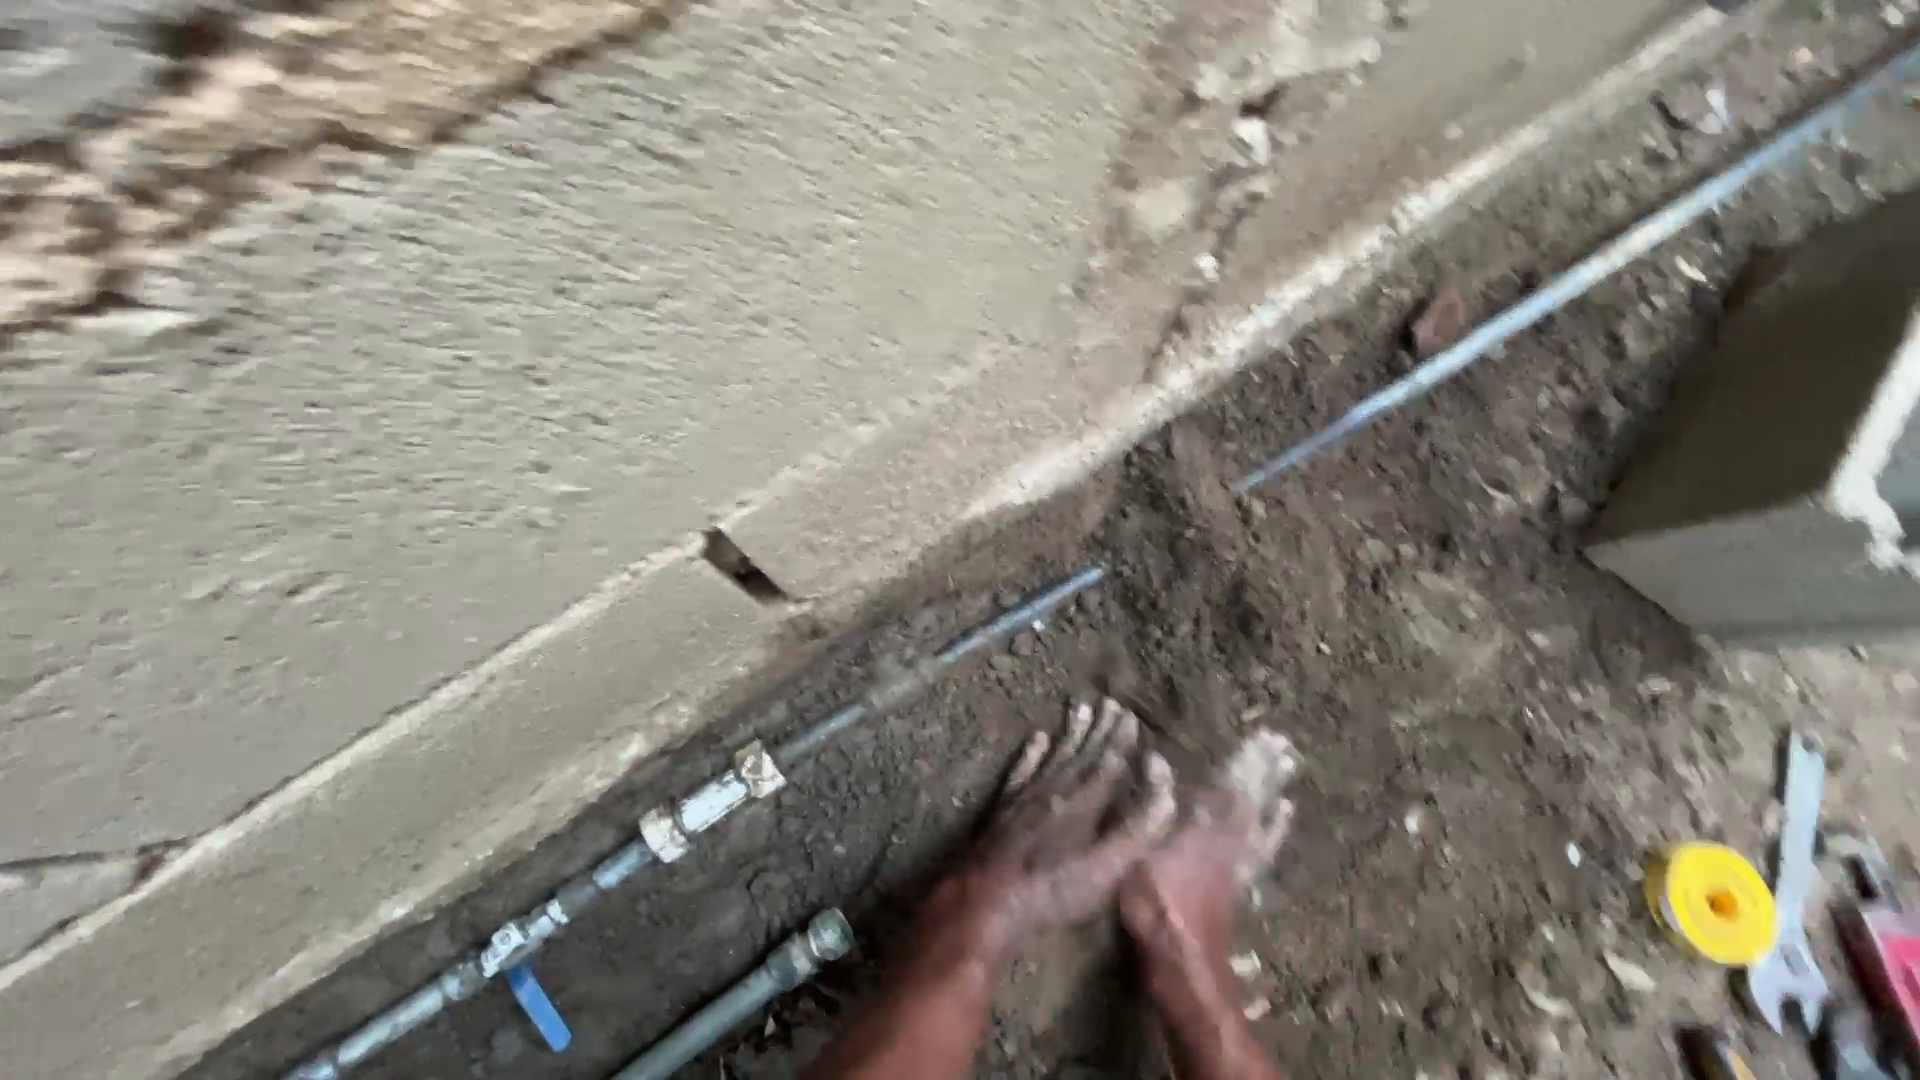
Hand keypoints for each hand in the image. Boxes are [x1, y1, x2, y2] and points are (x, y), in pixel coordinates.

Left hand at [933, 699, 1177, 960]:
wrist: (986, 898)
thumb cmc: (1052, 890)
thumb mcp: (1106, 868)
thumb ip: (1138, 830)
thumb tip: (1166, 790)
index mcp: (1085, 805)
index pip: (1108, 765)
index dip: (1121, 742)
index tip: (1130, 716)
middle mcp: (1057, 791)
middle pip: (1083, 754)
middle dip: (1100, 730)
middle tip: (1110, 703)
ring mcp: (1027, 797)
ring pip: (1054, 755)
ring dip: (1070, 733)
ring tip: (1079, 707)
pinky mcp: (1003, 807)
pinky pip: (1021, 769)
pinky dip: (1031, 752)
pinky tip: (1037, 737)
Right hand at [1119, 730, 1297, 1029]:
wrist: (1185, 969)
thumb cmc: (1155, 910)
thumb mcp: (1141, 854)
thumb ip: (1153, 806)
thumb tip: (1157, 759)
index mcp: (1203, 830)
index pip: (1230, 786)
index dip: (1244, 760)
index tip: (1261, 735)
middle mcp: (1228, 842)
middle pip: (1252, 798)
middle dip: (1264, 767)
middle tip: (1282, 740)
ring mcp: (1237, 864)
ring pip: (1262, 818)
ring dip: (1274, 789)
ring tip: (1288, 764)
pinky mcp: (1239, 883)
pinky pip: (1265, 848)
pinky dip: (1276, 827)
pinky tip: (1284, 811)